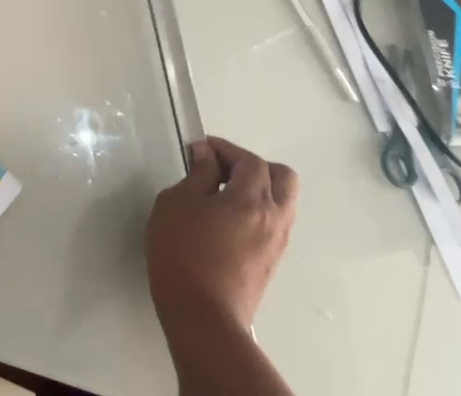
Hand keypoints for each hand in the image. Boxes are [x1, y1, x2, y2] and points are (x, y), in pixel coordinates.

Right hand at [145, 137, 297, 331]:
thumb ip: (198, 175)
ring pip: (282, 201)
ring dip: (256, 188)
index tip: (199, 148)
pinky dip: (254, 209)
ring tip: (218, 193)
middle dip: (252, 165)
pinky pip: (272, 222)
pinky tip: (223, 218)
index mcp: (253, 200)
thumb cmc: (182, 250)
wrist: (202, 311)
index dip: (225, 148)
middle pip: (283, 178)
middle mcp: (275, 218)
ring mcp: (277, 242)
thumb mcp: (178, 202)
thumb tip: (207, 155)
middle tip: (219, 168)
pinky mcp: (271, 260)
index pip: (251, 161)